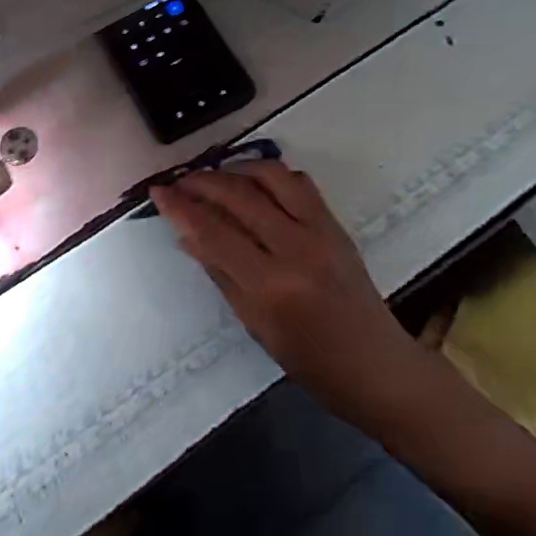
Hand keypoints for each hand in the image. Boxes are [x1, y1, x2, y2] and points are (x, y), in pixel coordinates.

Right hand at [151, 162, 427, 421]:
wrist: (378, 366)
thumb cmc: (312, 362)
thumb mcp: (256, 326)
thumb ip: (221, 273)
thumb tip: (186, 235)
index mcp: (271, 284)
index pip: (214, 231)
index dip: (181, 207)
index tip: (158, 192)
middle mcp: (296, 247)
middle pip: (239, 196)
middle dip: (202, 182)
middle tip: (179, 181)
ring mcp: (320, 230)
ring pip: (271, 176)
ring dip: (237, 169)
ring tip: (215, 177)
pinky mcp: (336, 223)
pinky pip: (300, 183)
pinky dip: (272, 175)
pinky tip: (255, 184)